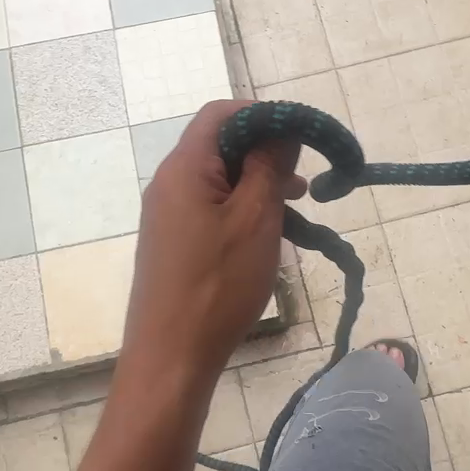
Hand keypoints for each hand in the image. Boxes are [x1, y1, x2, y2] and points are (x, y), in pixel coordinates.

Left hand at [123, 101, 302, 383]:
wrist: (171, 357)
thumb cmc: (218, 285)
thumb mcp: (255, 219)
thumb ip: (269, 166)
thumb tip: (282, 129)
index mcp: (184, 168)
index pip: (220, 113)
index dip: (261, 116)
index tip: (298, 140)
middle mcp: (168, 183)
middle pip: (219, 145)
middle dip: (264, 153)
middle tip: (302, 180)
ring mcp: (167, 214)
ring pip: (218, 180)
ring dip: (257, 184)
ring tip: (295, 207)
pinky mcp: (172, 242)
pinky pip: (210, 208)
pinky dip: (241, 209)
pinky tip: (267, 235)